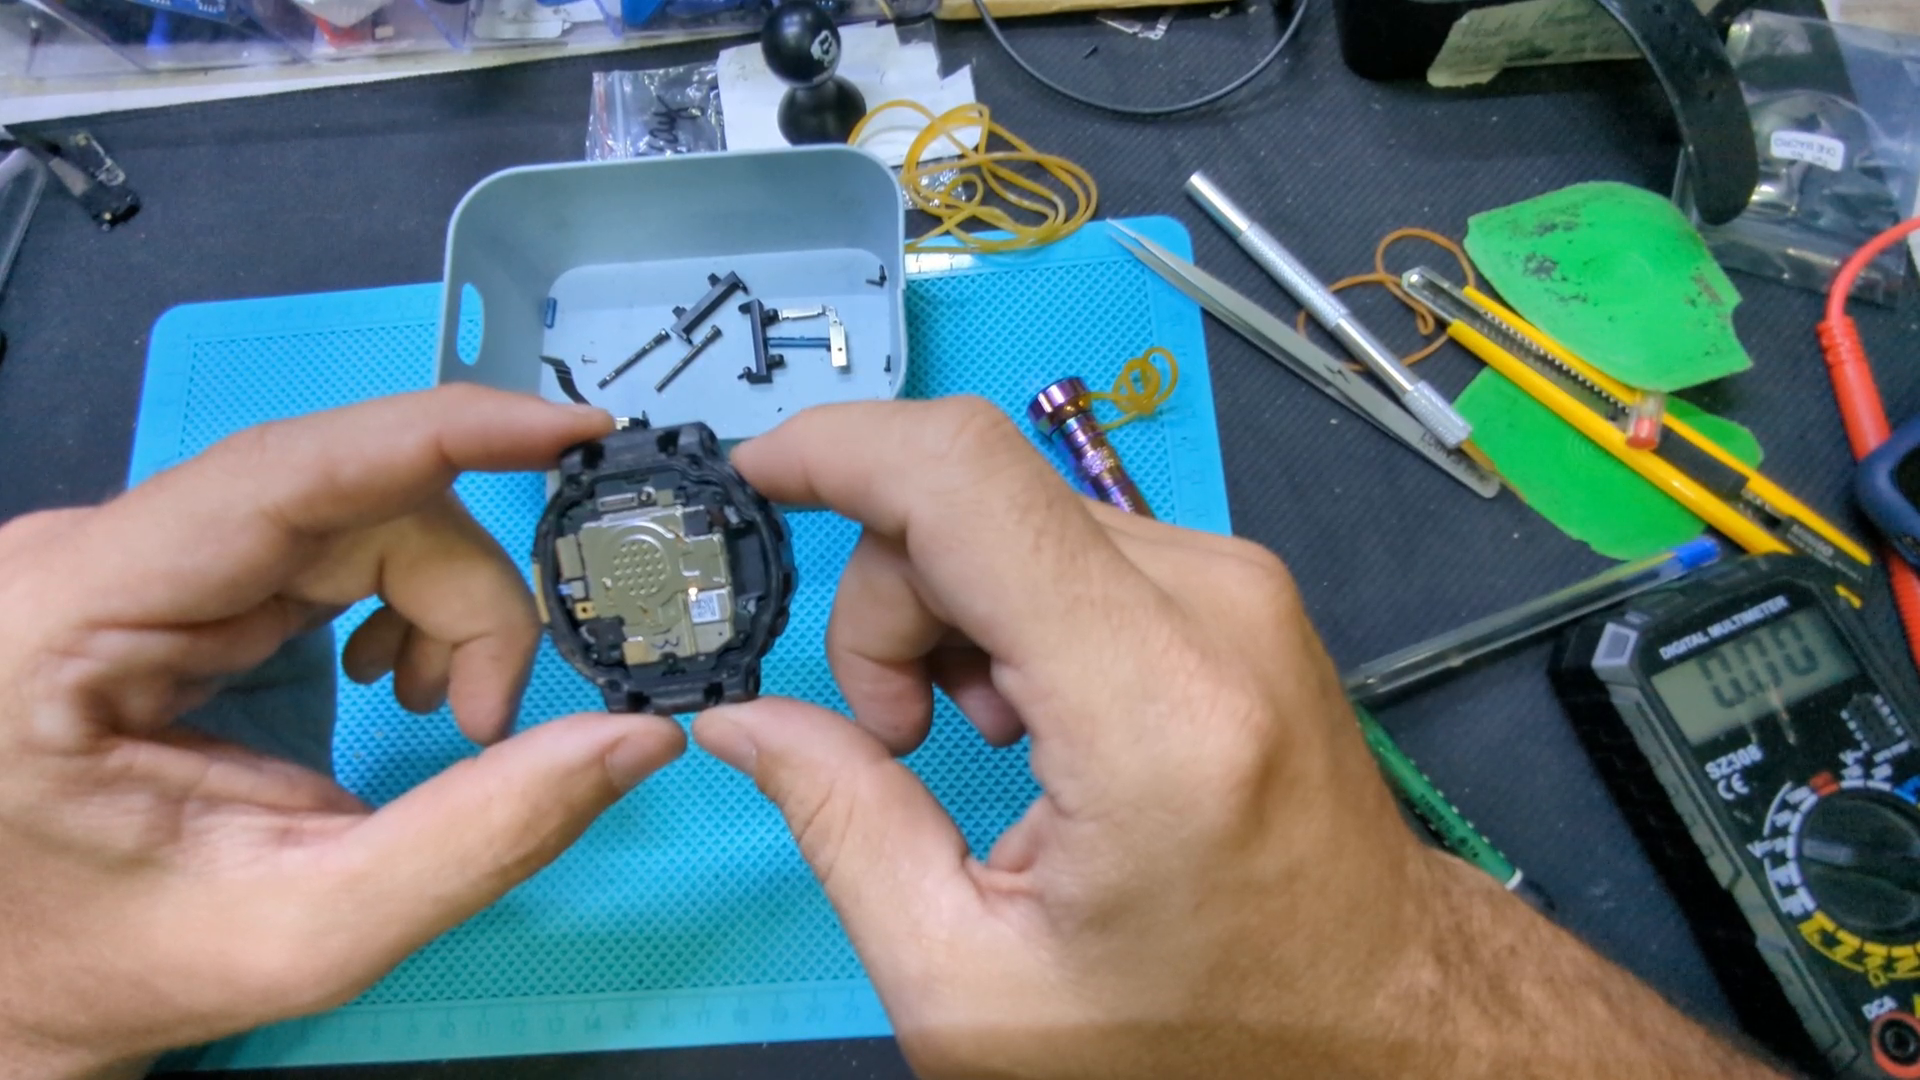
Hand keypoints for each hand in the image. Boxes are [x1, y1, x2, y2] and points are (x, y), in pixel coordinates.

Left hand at [0, 387, 684, 1079]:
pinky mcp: (198, 569)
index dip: (459, 432)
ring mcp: (152, 553)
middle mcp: (102, 553)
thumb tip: (645, 734)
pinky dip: (425, 602)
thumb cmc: (117, 964)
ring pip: (384, 517)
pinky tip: (404, 675)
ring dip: (456, 607)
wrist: (6, 982)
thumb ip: (489, 834)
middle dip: (474, 600)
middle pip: (374, 506)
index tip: (582, 432)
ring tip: (449, 707)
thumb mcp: (314, 931)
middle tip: (493, 713)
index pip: (297, 467)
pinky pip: (361, 538)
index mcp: (68, 618)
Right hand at [695, 398, 1782, 1078]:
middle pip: (969, 500)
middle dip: (885, 598)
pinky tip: (1034, 704)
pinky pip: (1065, 542)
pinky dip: (1006, 604)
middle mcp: (1208, 601)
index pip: (966, 482)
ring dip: (946, 605)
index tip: (759, 472)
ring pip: (1010, 515)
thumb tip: (743, 720)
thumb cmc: (1199, 1034)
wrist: (1387, 1015)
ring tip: (976, 729)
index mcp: (1152, 706)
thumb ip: (840, 822)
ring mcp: (1230, 577)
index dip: (839, 447)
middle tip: (894, 727)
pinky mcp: (1230, 581)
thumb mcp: (972, 982)